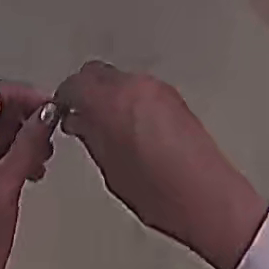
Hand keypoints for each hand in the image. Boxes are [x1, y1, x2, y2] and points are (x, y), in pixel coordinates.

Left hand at [0, 82, 58, 268]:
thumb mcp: (7, 184)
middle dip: (27, 116)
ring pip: (0, 134)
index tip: (47, 105)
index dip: (24, 95)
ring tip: (44, 152)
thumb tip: (45, 113)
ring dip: (25, 136)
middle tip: (50, 127)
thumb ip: (28, 144)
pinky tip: (33, 169)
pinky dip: (18, 155)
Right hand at [53, 62, 268, 268]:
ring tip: (105, 125)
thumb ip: (91, 137)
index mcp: (112, 101)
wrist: (207, 196)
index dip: (64, 97)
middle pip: (96, 72)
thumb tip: (79, 122)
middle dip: (84, 89)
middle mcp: (134, 85)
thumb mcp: (111, 171)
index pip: (75, 83)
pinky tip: (129, 126)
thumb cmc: (163, 193)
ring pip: (118, 78)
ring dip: (107, 93)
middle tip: (79, 114)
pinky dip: (127, 97)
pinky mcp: (171, 94)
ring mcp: (155, 87)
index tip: (61, 109)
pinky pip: (138, 86)